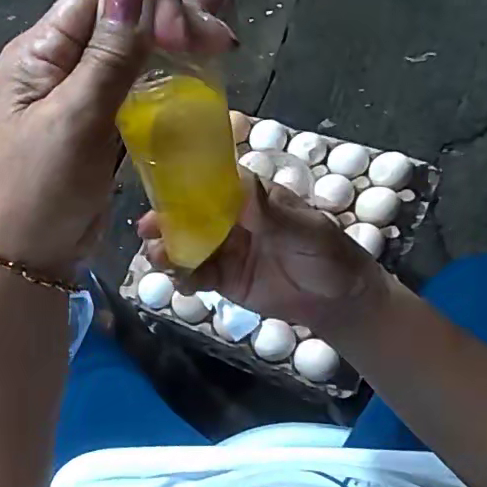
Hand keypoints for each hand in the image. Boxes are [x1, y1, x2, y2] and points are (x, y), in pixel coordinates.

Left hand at [0, 0, 228, 270]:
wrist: (29, 255)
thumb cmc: (43, 190)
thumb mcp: (77, 119)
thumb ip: (109, 52)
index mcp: (39, 51)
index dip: (149, 0)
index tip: (185, 37)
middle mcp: (58, 61)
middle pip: (121, 15)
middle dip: (171, 17)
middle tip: (220, 41)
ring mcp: (80, 89)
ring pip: (133, 46)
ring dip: (176, 38)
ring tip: (221, 38)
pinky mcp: (100, 117)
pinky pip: (136, 81)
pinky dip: (168, 71)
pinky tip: (199, 60)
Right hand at [139, 172, 385, 331]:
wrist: (339, 302)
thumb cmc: (328, 255)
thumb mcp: (306, 230)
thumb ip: (271, 213)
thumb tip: (243, 186)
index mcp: (250, 199)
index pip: (212, 184)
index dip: (184, 185)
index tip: (161, 189)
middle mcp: (230, 221)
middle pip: (189, 216)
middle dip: (165, 221)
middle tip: (147, 230)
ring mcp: (223, 250)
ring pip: (186, 246)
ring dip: (168, 251)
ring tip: (159, 259)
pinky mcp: (221, 279)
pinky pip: (194, 276)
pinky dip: (182, 279)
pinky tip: (180, 284)